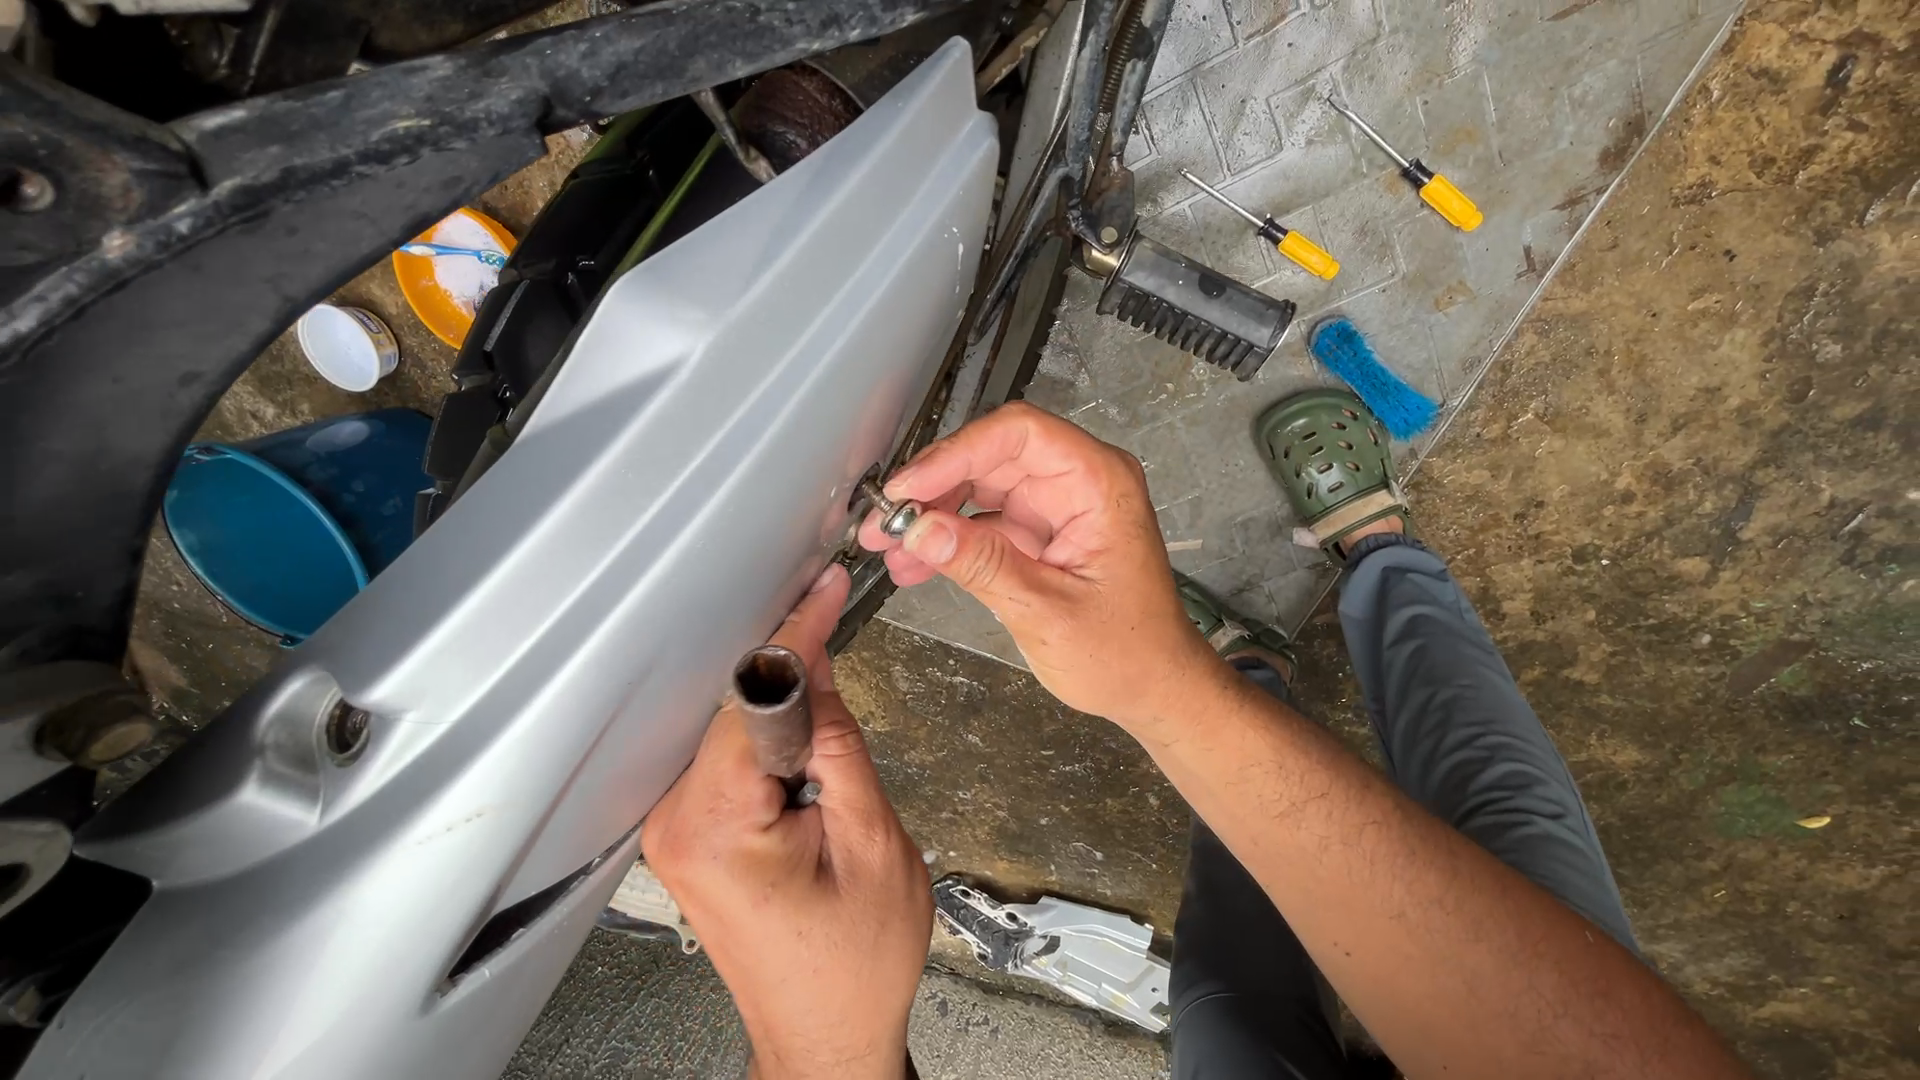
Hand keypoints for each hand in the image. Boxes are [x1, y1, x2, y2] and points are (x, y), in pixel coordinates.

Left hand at [643, 565, 930, 1079]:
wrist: (826, 1029)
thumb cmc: (853, 963)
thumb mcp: (873, 839)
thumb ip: (840, 740)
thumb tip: (819, 665)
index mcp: (718, 825)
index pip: (750, 696)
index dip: (794, 638)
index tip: (821, 592)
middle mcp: (678, 823)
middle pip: (732, 702)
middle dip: (788, 667)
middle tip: (827, 619)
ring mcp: (676, 829)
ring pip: (730, 723)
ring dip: (781, 702)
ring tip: (825, 704)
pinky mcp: (689, 830)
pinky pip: (727, 752)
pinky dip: (768, 730)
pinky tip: (800, 736)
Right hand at [859, 402, 1220, 731]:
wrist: (1152, 687)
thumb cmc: (1125, 653)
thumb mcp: (1047, 612)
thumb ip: (982, 566)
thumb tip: (920, 528)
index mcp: (1098, 484)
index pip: (1019, 434)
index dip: (956, 453)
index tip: (909, 489)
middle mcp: (1076, 483)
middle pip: (991, 456)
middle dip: (933, 486)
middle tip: (884, 520)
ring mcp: (1055, 506)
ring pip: (979, 487)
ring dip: (932, 514)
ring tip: (889, 546)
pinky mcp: (1037, 532)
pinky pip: (983, 521)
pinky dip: (948, 540)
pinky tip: (915, 563)